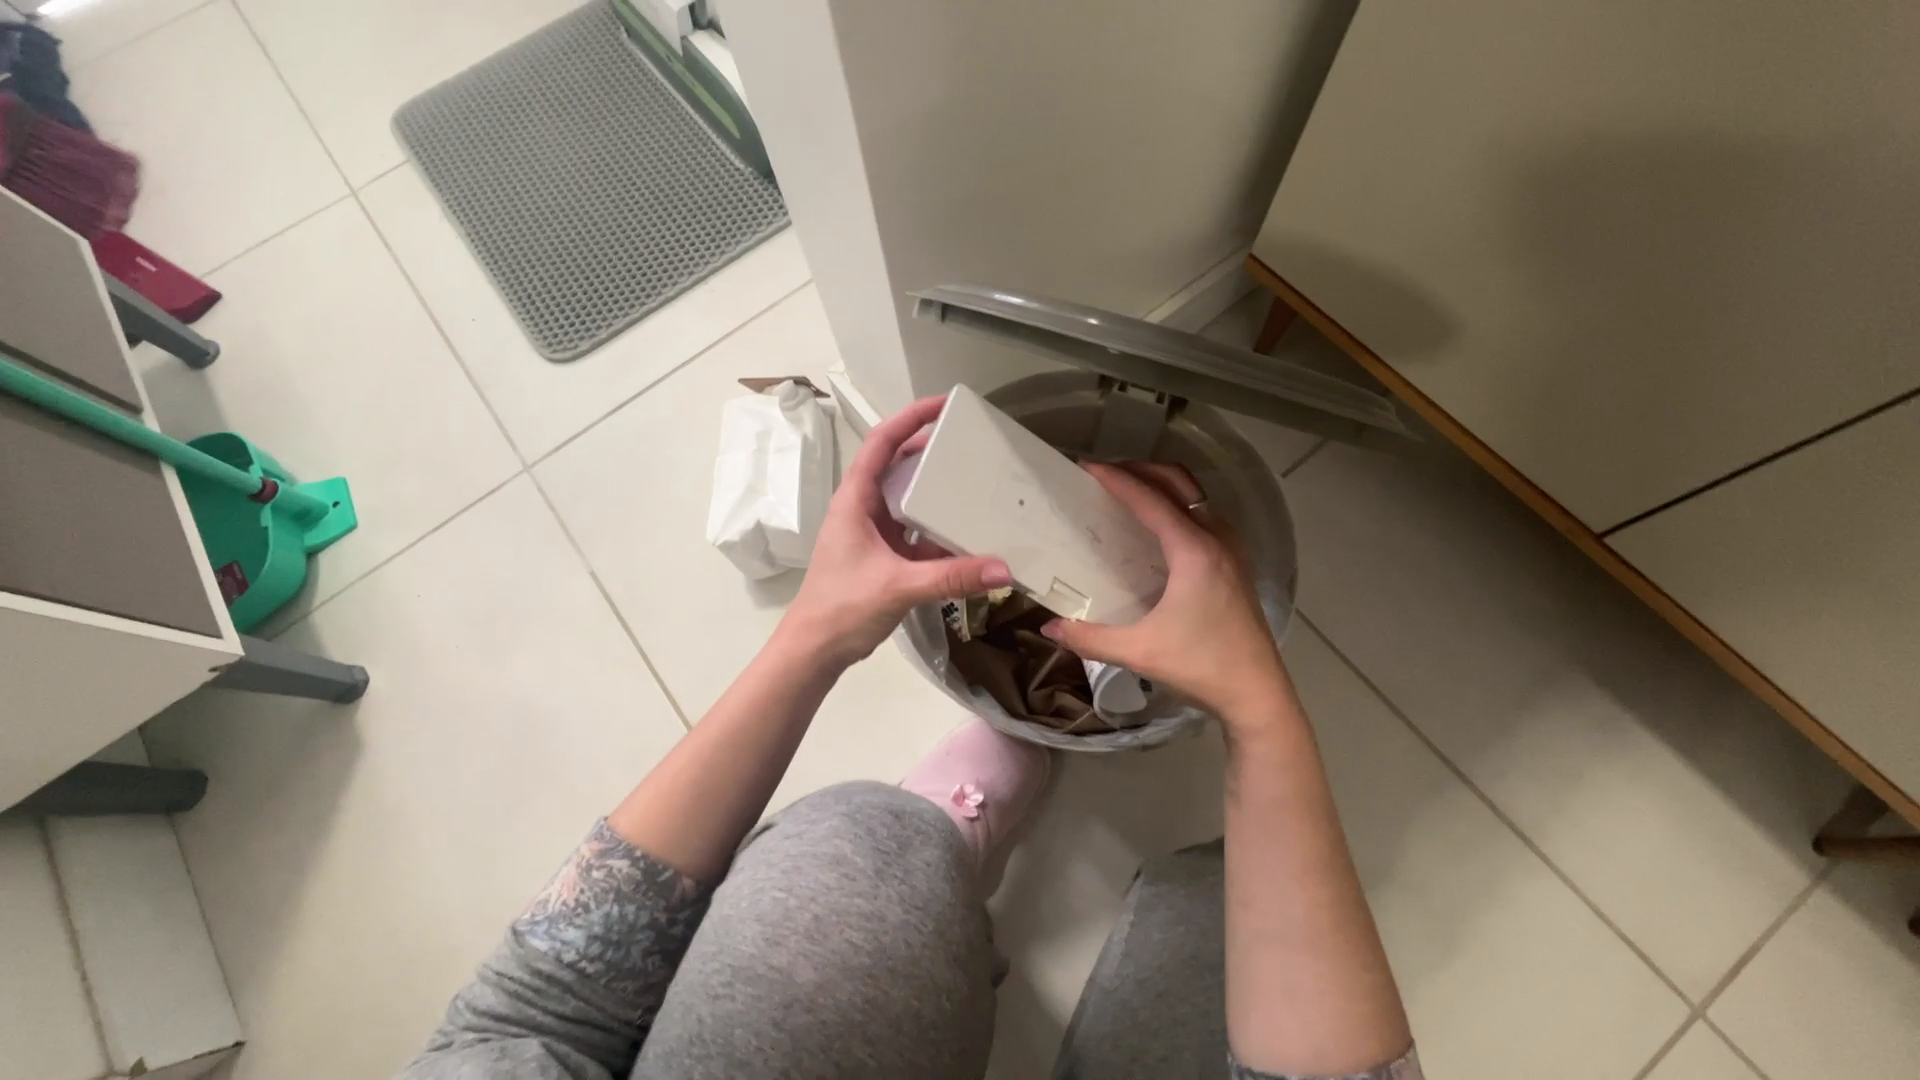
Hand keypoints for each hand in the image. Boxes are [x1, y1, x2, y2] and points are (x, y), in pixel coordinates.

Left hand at [780, 395, 1012, 667]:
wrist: (814, 650)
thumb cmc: (842, 608)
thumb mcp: (899, 587)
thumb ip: (952, 578)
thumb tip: (1004, 569)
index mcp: (854, 501)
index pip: (880, 443)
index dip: (910, 418)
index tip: (943, 404)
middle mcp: (862, 509)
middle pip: (896, 466)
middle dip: (929, 451)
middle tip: (968, 444)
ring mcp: (871, 534)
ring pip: (906, 501)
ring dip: (934, 492)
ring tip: (973, 484)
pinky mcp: (881, 558)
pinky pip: (913, 533)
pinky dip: (937, 532)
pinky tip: (965, 537)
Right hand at [1040, 462, 1289, 724]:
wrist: (1257, 694)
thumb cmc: (1200, 668)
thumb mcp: (1138, 652)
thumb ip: (1089, 638)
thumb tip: (1047, 627)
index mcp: (1193, 551)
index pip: (1150, 499)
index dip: (1116, 479)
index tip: (1086, 468)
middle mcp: (1216, 539)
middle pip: (1178, 483)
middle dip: (1140, 469)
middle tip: (1104, 474)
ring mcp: (1232, 550)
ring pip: (1195, 497)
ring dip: (1162, 485)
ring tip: (1127, 493)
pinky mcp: (1237, 565)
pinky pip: (1204, 516)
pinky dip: (1178, 506)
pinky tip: (1157, 530)